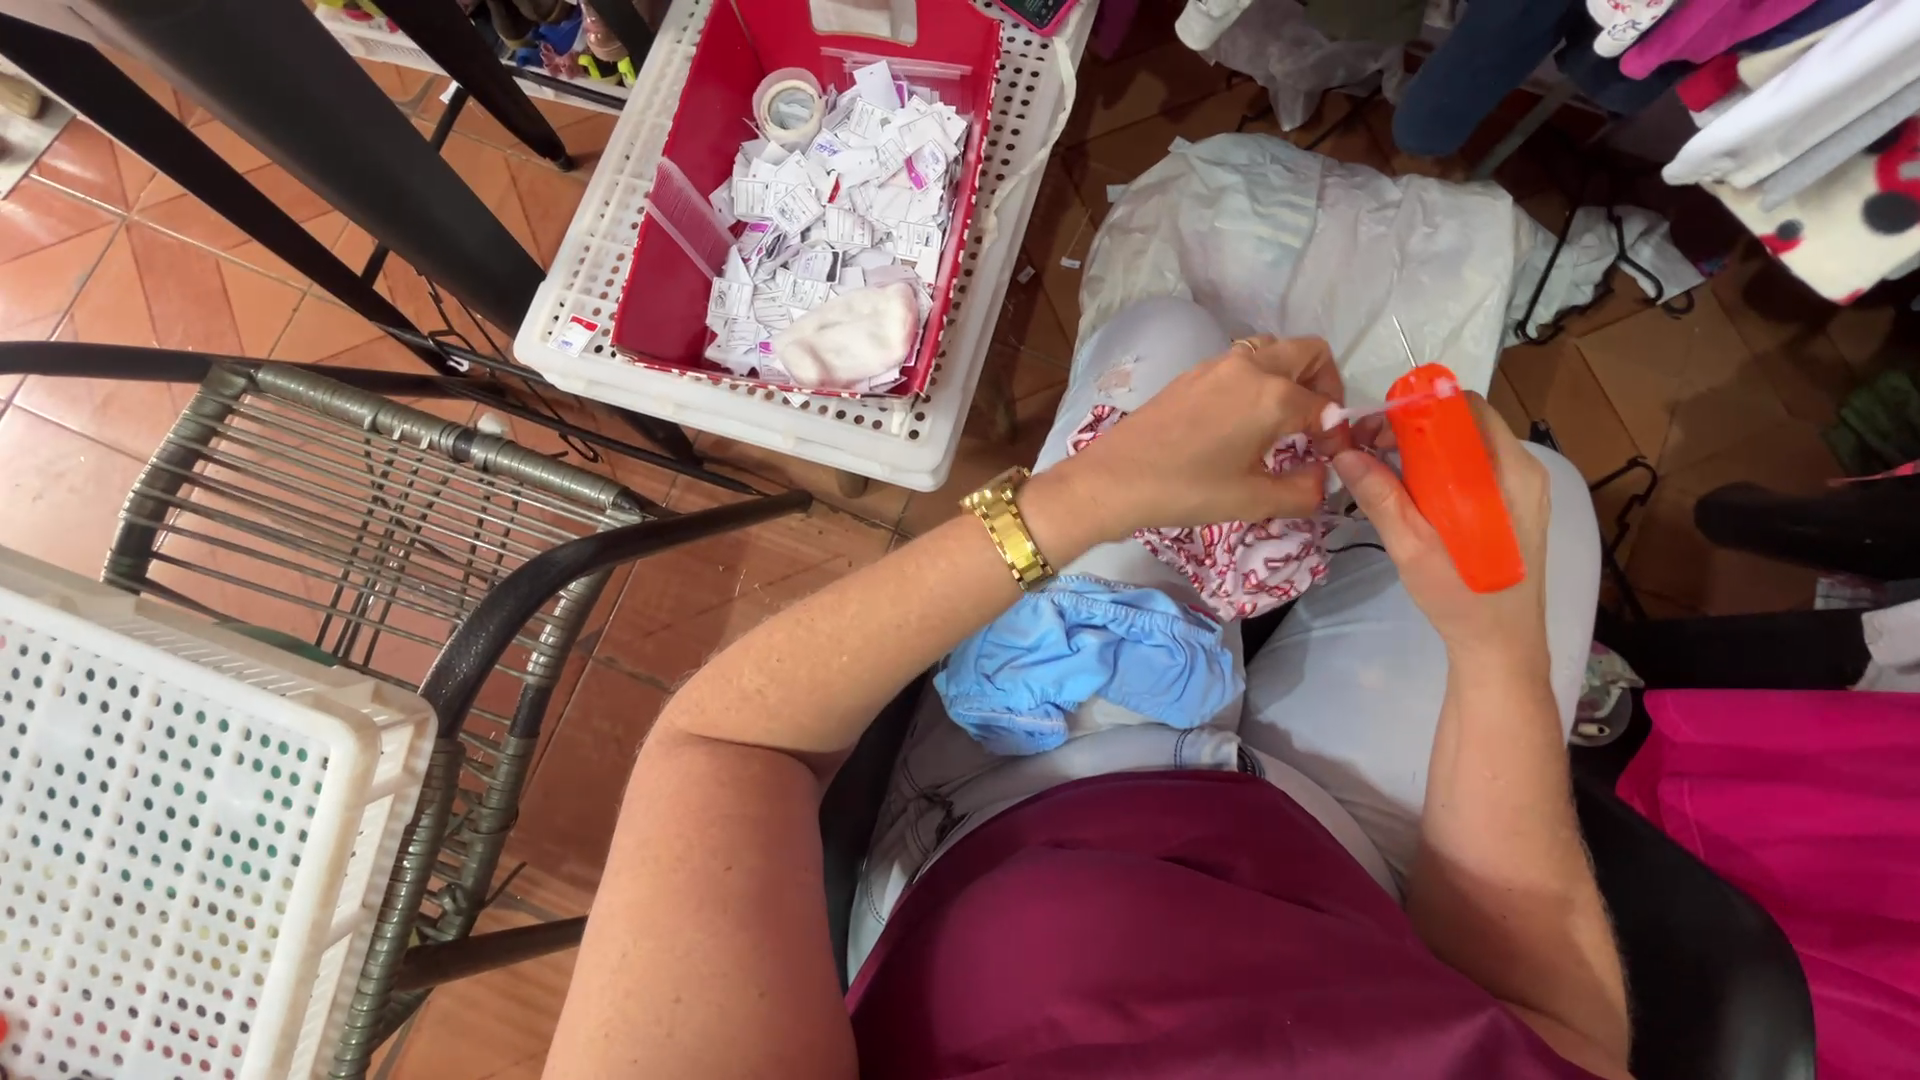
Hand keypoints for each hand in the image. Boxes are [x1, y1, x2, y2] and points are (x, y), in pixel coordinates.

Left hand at [1055, 335, 1342, 534]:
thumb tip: (1321, 476)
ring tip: (1279, 422)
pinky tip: (1240, 422)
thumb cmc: (1187, 491)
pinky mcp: (1189, 375)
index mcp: (1272, 395)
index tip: (1326, 458)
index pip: (1325, 405)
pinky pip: (1239, 364)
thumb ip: (1302, 489)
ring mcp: (1214, 366)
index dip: (1335, 431)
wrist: (1114, 481)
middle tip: (1314, 425)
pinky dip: (1255, 381)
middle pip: (1307, 353)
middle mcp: (1248, 367)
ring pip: (1270, 351)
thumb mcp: (1253, 501)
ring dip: (1288, 377)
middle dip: (1323, 384)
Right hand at [1330, 394, 1551, 670]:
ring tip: (1378, 473)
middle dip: (1409, 429)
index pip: (1464, 409)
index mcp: (1507, 472)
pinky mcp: (1510, 506)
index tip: (1372, 431)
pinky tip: (1406, 494)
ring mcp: (1519, 489)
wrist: (1499, 643)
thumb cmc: (1461, 596)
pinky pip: (1469, 470)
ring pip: (1463, 447)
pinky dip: (1434, 470)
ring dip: (1418, 451)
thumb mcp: (1412, 545)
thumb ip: (1380, 495)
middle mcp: (1521, 470)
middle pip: (1462, 425)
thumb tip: (1343, 454)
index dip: (1414, 410)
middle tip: (1365, 452)